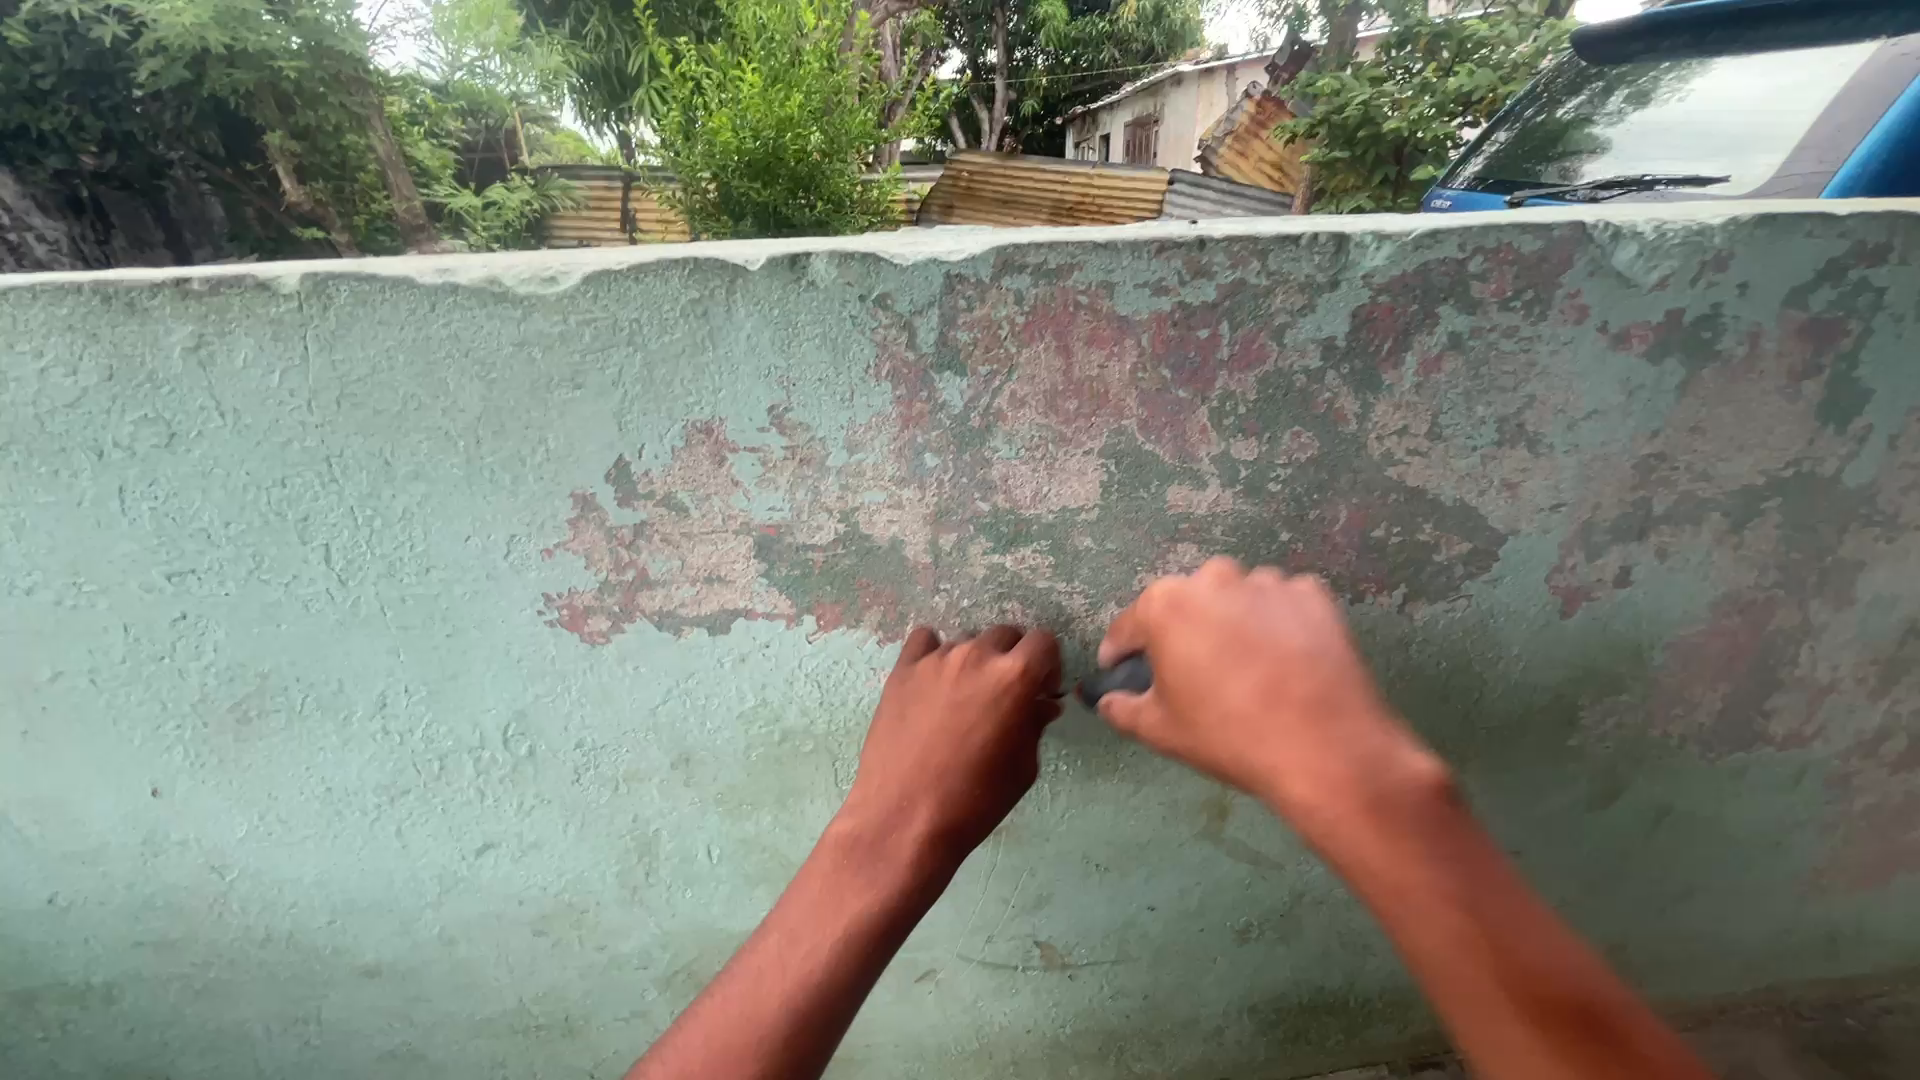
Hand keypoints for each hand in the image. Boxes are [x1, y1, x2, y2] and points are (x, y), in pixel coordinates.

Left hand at [841, 625, 1062, 868]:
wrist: (904, 818)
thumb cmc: (974, 800)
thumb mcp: (1022, 768)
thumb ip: (1035, 724)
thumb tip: (1041, 704)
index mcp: (1015, 676)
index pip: (1044, 641)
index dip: (1048, 665)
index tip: (1041, 692)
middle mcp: (977, 655)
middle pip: (1005, 635)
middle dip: (1014, 658)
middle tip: (1006, 695)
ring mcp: (935, 658)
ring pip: (967, 641)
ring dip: (975, 661)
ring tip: (964, 698)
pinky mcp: (902, 668)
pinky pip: (925, 641)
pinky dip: (935, 653)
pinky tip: (933, 681)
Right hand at [1097, 557, 1443, 841]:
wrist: (1325, 749)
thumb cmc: (1228, 735)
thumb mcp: (1159, 731)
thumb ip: (1122, 709)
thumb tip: (1107, 701)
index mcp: (1165, 605)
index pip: (1128, 625)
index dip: (1121, 651)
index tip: (1122, 669)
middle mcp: (1212, 579)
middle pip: (1184, 604)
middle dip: (1181, 631)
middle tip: (1192, 671)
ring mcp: (1266, 583)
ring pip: (1234, 599)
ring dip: (1231, 622)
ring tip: (1245, 665)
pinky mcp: (1312, 595)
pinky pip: (1280, 604)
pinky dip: (1276, 623)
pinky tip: (1284, 658)